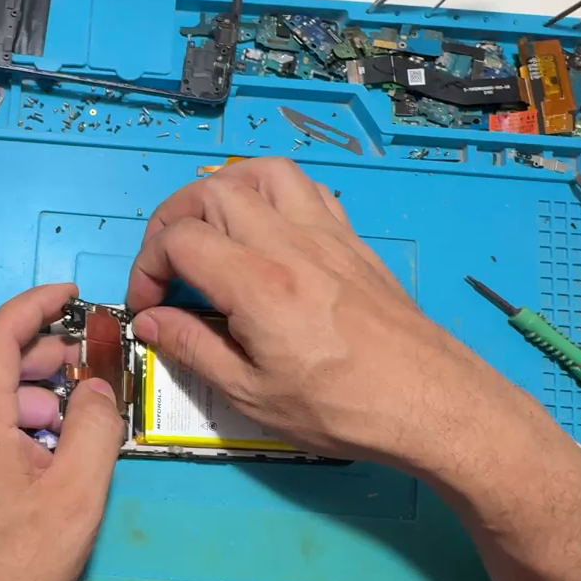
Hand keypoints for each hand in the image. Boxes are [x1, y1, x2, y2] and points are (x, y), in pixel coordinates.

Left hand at [0, 283, 122, 580]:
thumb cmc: (18, 568)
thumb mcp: (77, 496)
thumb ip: (96, 426)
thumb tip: (95, 387)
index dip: (33, 305)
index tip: (65, 295)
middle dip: (37, 360)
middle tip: (80, 371)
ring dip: (19, 399)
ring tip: (60, 428)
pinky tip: (25, 456)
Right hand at [126, 158, 539, 474]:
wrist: (434, 405)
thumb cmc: (341, 408)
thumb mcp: (250, 395)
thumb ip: (193, 348)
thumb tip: (150, 322)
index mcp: (257, 284)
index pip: (179, 240)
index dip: (146, 267)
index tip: (148, 306)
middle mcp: (289, 244)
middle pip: (212, 191)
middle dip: (171, 220)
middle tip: (166, 266)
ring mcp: (326, 235)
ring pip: (262, 172)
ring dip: (221, 191)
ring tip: (208, 230)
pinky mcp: (351, 241)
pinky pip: (306, 189)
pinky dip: (270, 194)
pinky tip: (264, 229)